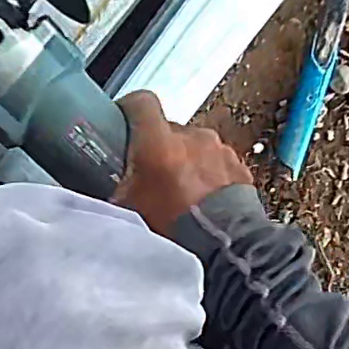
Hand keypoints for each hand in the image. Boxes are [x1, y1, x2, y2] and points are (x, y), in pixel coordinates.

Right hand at [111, 91, 252, 237]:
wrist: (227, 246)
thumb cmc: (178, 229)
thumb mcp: (131, 210)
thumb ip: (119, 188)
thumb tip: (111, 185)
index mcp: (159, 144)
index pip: (141, 102)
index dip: (130, 110)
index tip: (125, 121)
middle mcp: (191, 138)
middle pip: (168, 129)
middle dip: (159, 149)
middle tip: (151, 178)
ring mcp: (218, 150)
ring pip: (194, 146)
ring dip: (185, 163)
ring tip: (180, 194)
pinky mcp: (237, 165)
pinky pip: (216, 162)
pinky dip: (208, 176)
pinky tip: (202, 200)